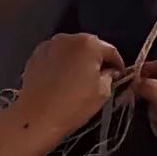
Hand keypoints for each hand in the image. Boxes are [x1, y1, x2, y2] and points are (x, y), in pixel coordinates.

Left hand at [0, 34, 122, 155]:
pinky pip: (57, 55)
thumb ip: (110, 75)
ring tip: (79, 79)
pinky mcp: (36, 54)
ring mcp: (50, 44)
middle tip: (100, 78)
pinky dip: (62, 63)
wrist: (36, 117)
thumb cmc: (74, 104)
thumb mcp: (103, 92)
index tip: (120, 76)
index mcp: (90, 44)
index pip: (111, 51)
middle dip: (97, 59)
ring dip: (78, 60)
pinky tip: (62, 79)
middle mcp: (70, 38)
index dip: (118, 65)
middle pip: (91, 46)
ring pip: (72, 49)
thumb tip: (109, 71)